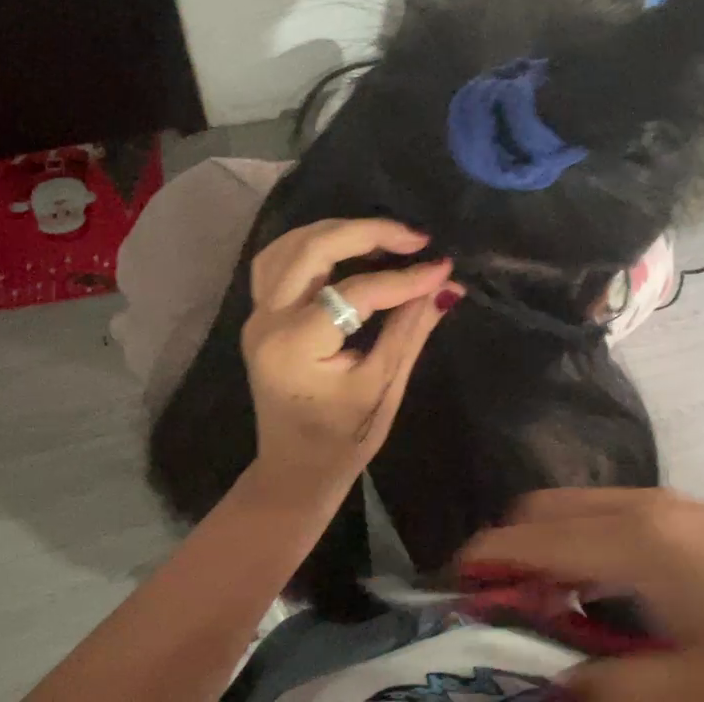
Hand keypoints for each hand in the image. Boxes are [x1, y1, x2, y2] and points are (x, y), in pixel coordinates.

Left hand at [242, 218, 461, 499]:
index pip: (354, 293)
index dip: (402, 278)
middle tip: (415, 238)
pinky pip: (278, 260)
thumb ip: (410, 331)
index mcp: (296, 348)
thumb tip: (446, 285)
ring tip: (386, 236)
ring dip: (339, 231)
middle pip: (312, 250)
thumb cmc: (342, 442)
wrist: (293, 472)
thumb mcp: (383, 389)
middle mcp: (267, 323)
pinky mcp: (261, 314)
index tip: (442, 266)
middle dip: (367, 233)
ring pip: (290, 245)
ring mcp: (257, 315)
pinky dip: (313, 243)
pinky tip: (345, 244)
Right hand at [459, 489, 703, 701]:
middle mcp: (648, 507)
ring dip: (555, 548)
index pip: (531, 537)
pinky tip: (606, 597)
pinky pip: (622, 521)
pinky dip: (593, 548)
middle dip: (515, 551)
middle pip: (551, 509)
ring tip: (542, 606)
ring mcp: (681, 508)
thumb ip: (609, 683)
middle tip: (495, 607)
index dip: (484, 562)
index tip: (448, 591)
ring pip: (587, 510)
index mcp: (635, 539)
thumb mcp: (689, 691)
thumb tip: (551, 680)